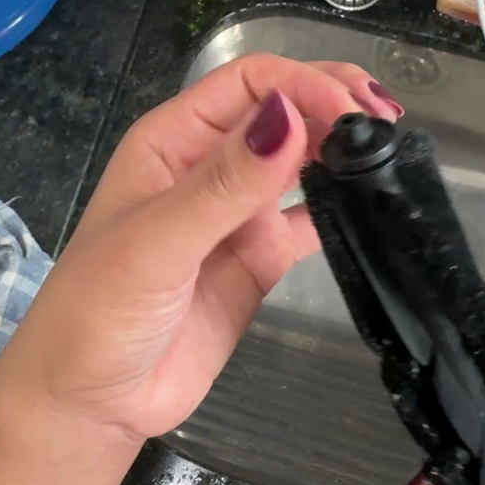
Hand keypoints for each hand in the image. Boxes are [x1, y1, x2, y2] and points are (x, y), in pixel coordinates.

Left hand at [0, 52, 399, 442]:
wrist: (93, 401)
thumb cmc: (100, 309)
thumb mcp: (156, 241)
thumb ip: (223, 182)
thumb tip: (290, 115)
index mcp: (175, 138)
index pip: (247, 84)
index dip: (300, 84)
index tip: (350, 107)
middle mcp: (211, 162)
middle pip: (280, 110)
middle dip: (329, 101)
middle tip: (386, 116)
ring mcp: (239, 209)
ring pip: (301, 158)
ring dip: (341, 145)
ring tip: (390, 147)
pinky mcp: (262, 255)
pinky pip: (311, 218)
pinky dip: (343, 206)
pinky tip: (376, 201)